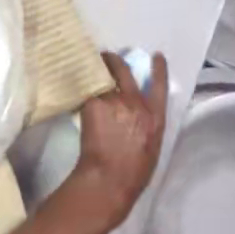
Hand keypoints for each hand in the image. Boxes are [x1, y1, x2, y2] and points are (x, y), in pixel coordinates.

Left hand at [69, 51, 169, 227]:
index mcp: (155, 117)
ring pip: (102, 81)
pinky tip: (74, 97)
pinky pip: (86, 94)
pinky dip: (82, 94)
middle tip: (106, 56)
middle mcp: (136, 103)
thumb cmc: (133, 173)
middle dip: (114, 60)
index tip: (156, 55)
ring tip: (85, 74)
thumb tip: (136, 117)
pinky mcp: (93, 104)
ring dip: (94, 76)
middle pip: (125, 71)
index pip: (160, 86)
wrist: (109, 178)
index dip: (159, 69)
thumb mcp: (150, 146)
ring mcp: (114, 101)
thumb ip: (145, 125)